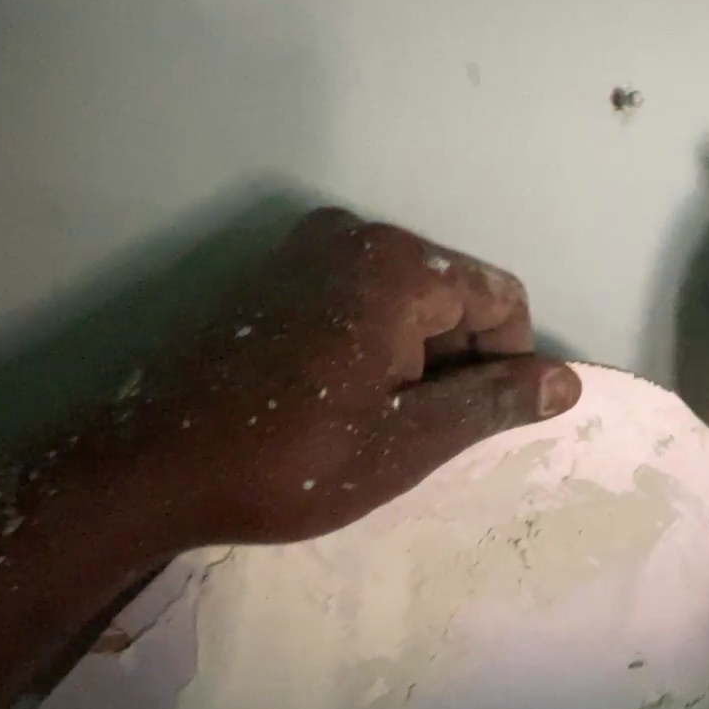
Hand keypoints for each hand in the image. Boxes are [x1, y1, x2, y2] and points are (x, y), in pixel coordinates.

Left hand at [100, 207, 579, 553]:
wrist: (139, 472)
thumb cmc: (287, 460)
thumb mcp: (409, 442)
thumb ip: (495, 402)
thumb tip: (569, 383)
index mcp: (397, 265)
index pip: (503, 299)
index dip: (504, 362)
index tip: (461, 417)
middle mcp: (358, 236)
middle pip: (459, 294)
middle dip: (458, 359)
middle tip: (412, 425)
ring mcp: (313, 248)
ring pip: (417, 300)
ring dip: (420, 358)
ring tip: (372, 415)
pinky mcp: (283, 272)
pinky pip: (370, 298)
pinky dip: (382, 344)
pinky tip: (341, 393)